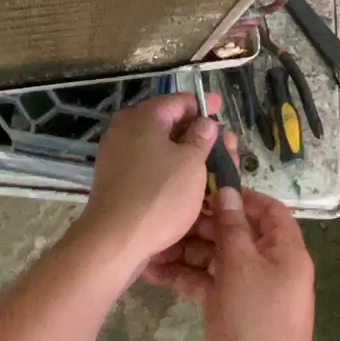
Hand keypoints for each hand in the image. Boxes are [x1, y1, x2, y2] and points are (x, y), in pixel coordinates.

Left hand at [76, 93, 220, 267]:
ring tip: (212, 164)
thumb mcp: (190, 164)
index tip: (220, 106)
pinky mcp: (116, 178)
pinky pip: (148, 164)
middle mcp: (125, 129)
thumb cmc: (158, 195)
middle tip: (224, 143)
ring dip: (186, 153)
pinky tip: (188, 181)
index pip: (178, 101)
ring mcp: (118, 154)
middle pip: (168, 124)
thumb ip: (200, 138)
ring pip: (159, 147)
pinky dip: (169, 168)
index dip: (203, 104)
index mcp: (143, 117)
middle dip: (198, 133)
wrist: (114, 239)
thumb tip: (203, 122)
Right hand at [143, 189, 327, 340]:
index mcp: (286, 252)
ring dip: (187, 250)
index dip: (242, 196)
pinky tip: (154, 273)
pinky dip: (184, 276)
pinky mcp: (228, 310)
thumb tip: (228, 190)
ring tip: (152, 247)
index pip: (270, 210)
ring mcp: (248, 291)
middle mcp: (269, 267)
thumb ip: (232, 226)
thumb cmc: (255, 323)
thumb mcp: (242, 266)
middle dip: (203, 224)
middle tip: (168, 217)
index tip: (206, 186)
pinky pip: (206, 282)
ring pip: (217, 257)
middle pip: (237, 232)